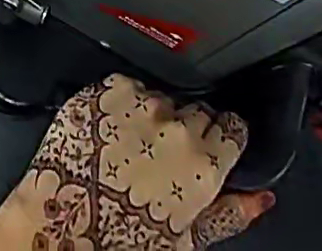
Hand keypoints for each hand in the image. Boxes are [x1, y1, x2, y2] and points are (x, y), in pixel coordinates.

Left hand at [0, 74, 274, 249]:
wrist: (60, 221)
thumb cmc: (119, 239)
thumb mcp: (187, 239)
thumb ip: (231, 213)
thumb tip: (261, 198)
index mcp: (204, 163)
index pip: (234, 127)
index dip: (224, 137)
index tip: (215, 144)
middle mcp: (177, 125)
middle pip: (199, 110)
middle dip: (189, 129)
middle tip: (165, 157)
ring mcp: (141, 102)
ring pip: (162, 98)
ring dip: (154, 115)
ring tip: (133, 147)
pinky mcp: (109, 86)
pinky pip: (129, 87)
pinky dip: (124, 103)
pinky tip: (112, 131)